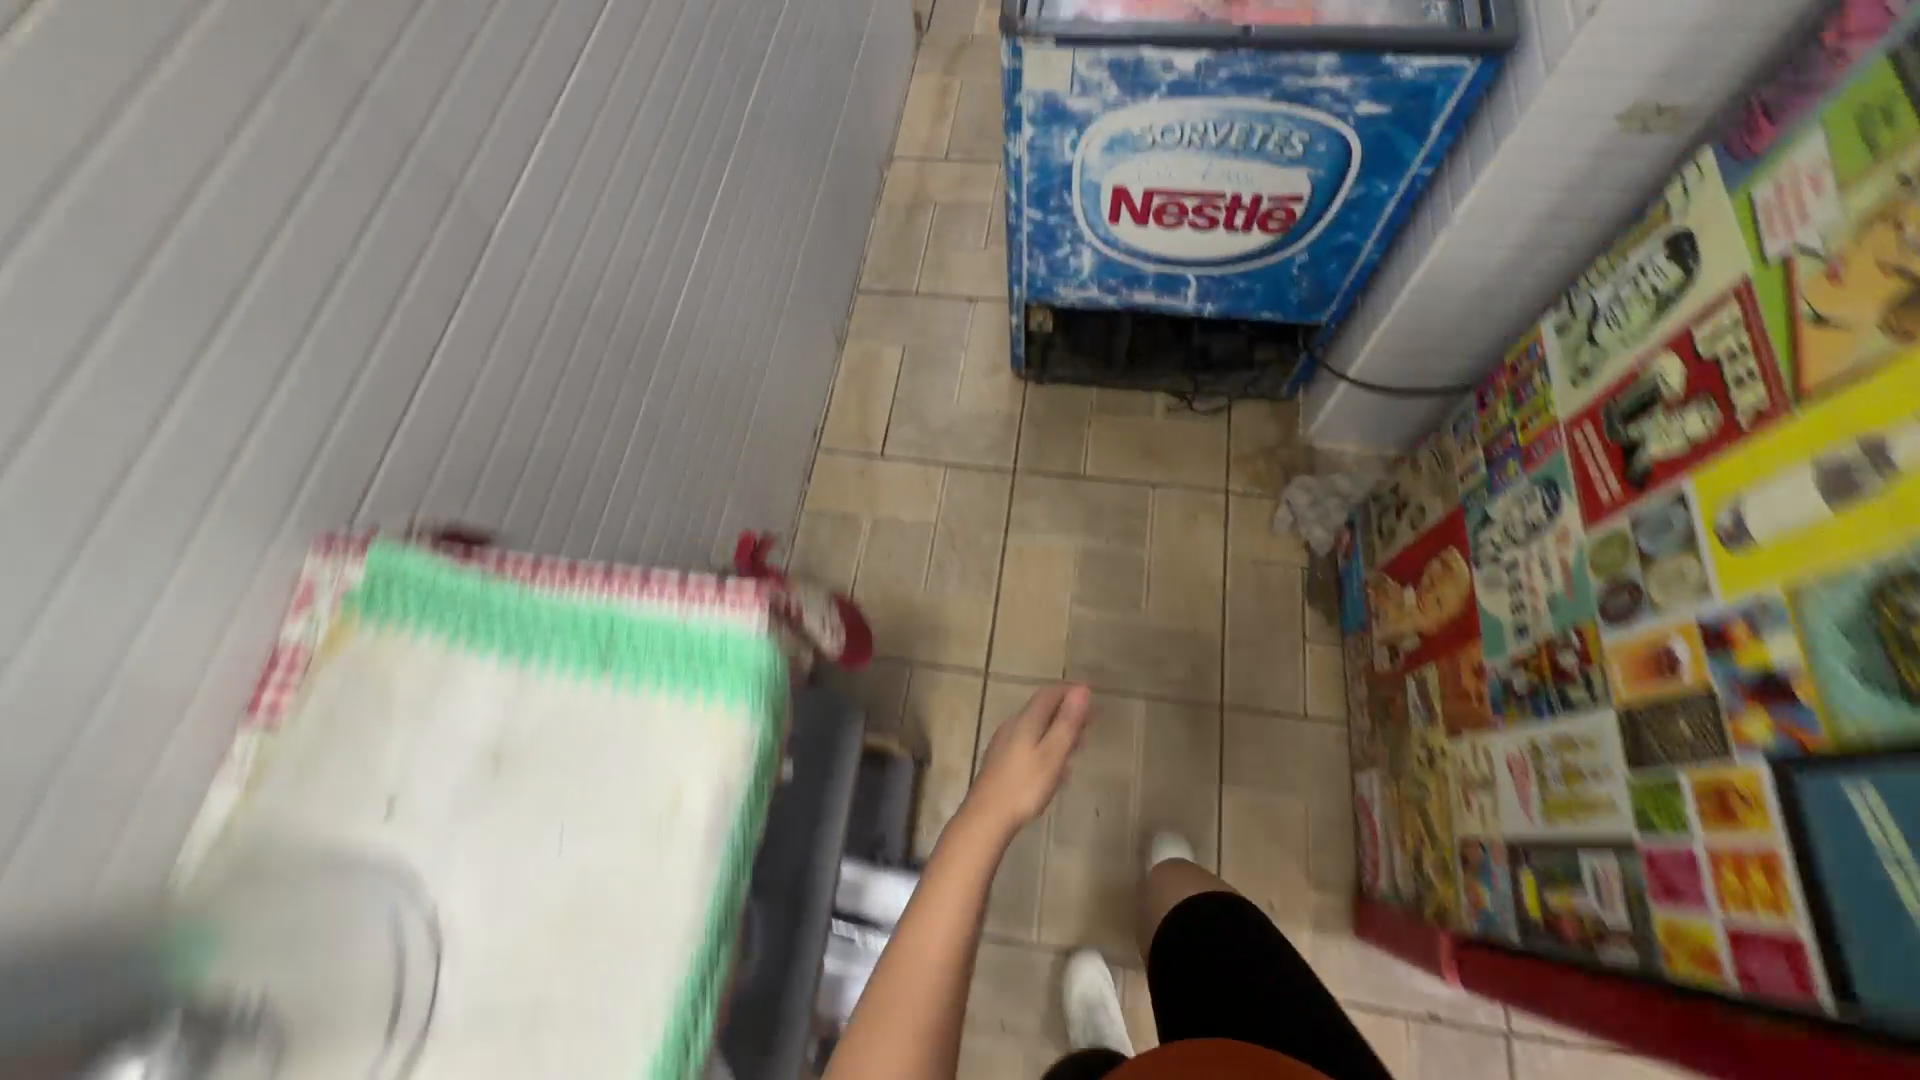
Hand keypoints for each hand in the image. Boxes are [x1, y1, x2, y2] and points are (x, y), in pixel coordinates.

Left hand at [960, 683, 1091, 839]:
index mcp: (1026, 720)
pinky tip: (1055, 768)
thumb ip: (1067, 722)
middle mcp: (1012, 726)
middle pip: (1042, 710)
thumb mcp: (1053, 753)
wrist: (986, 817)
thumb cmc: (1024, 786)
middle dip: (1067, 713)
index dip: (1071, 692)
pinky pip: (1029, 743)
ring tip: (1078, 747)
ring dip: (1058, 732)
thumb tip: (1081, 690)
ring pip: (1036, 728)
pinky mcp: (1001, 760)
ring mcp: (1004, 743)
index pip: (1049, 693)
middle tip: (1090, 725)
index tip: (1092, 697)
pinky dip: (1047, 746)